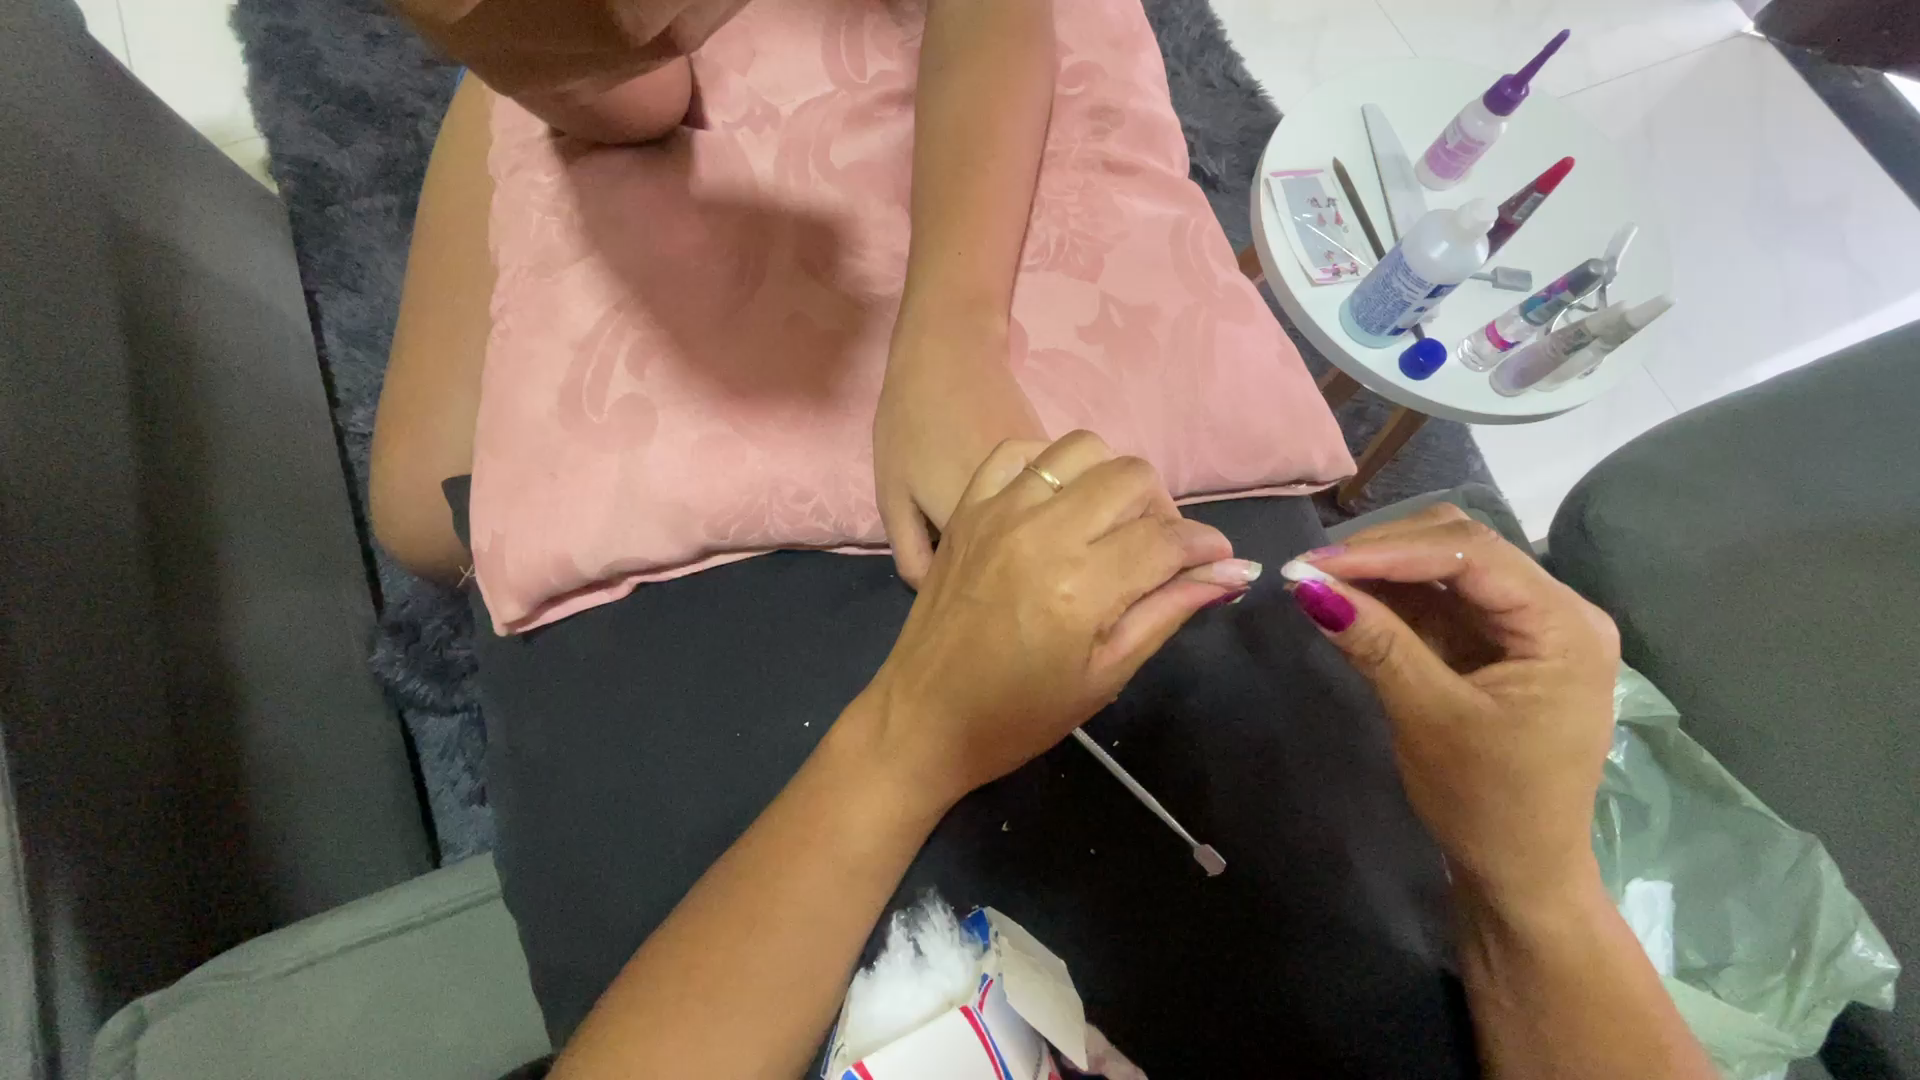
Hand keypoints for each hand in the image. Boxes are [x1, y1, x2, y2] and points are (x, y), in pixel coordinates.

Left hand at [860, 431, 1261, 806]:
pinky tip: (1056, 502)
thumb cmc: (1018, 714)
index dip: (1205, 547)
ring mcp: (1000, 511)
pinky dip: (1049, 465)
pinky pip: (1018, 452)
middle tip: (1157, 552)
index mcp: (1081, 585)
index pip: (1167, 538)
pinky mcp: (968, 508)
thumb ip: (1166, 613)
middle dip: (1163, 510)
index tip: (1216, 561)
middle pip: (1132, 477)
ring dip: (1112, 479)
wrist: (924, 716)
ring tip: (1108, 524)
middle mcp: (1043, 532)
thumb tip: (1229, 573)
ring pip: (1082, 449)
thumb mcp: (1104, 676)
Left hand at [873, 319, 1047, 587]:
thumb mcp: (892, 496)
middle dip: (1018, 583)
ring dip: (1042, 554)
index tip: (976, 607)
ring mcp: (1050, 487)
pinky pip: (1066, 508)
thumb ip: (911, 554)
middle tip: (1003, 588)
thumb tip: (933, 592)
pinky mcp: (1066, 466)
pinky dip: (1056, 522)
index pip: (990, 587)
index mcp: (972, 528)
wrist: (950, 354)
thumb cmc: (909, 424)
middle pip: (1029, 567)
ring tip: (1025, 561)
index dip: (982, 602)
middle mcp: (1020, 514)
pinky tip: (1039, 525)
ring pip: (1053, 540)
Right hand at [1282, 504, 1620, 908]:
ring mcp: (1519, 624)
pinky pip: (1432, 598)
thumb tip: (1306, 586)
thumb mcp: (1428, 717)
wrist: (1517, 867)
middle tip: (1310, 571)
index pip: (1471, 556)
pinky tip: (1344, 598)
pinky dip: (1386, 594)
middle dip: (1381, 551)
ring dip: (1379, 569)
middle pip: (1459, 547)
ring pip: (1441, 566)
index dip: (1387, 550)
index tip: (1313, 565)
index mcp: (1563, 627)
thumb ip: (1375, 643)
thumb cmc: (1488, 801)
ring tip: (1317, 581)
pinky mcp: (1487, 641)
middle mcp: (1551, 610)